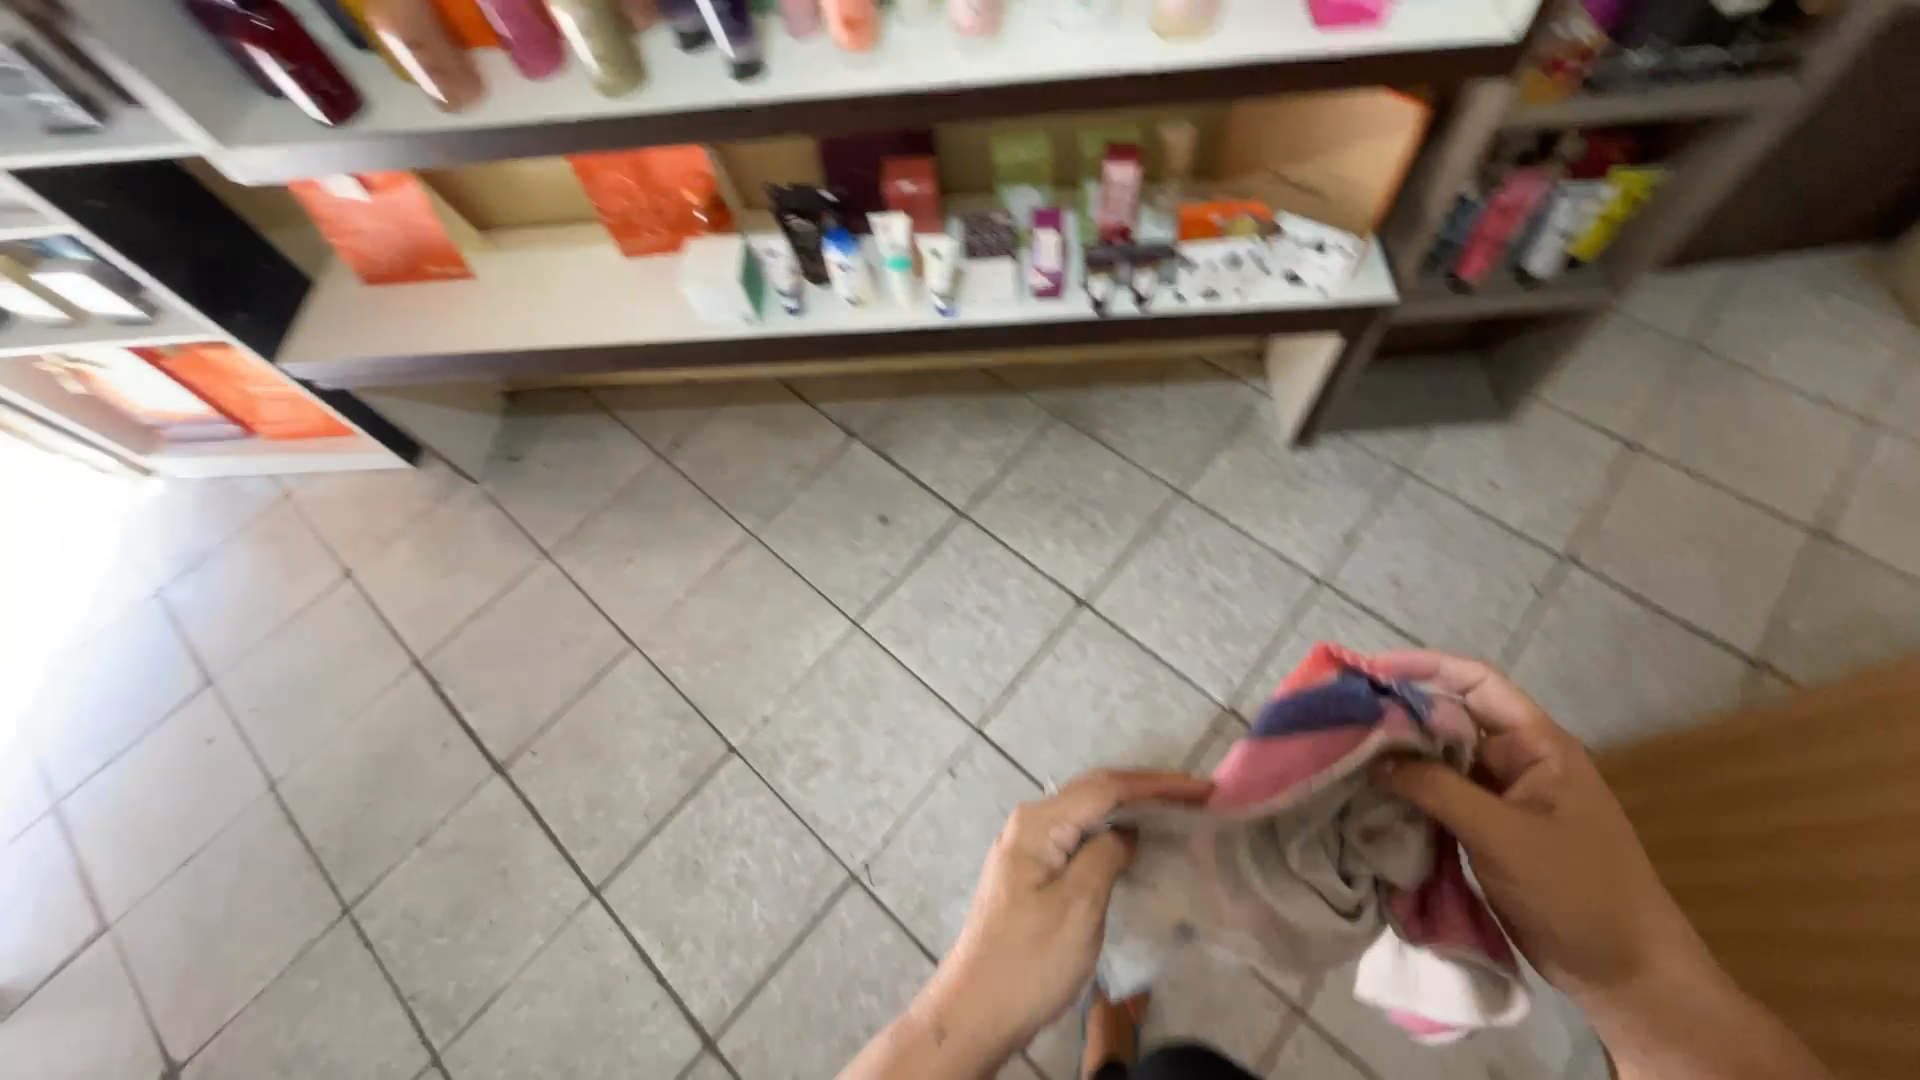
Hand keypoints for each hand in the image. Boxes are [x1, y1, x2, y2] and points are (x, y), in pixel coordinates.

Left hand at [913, 768, 1212, 1066]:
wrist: (977, 1009)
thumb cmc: (1030, 960)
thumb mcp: (1078, 905)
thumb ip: (1106, 855)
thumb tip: (1127, 831)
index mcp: (1037, 823)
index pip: (1105, 787)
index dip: (1156, 784)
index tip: (1202, 789)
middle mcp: (1029, 823)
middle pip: (1095, 791)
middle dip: (1147, 788)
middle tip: (1197, 795)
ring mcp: (1028, 845)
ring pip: (1088, 811)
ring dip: (1131, 806)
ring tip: (1176, 809)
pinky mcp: (1032, 869)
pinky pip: (1079, 834)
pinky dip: (1113, 829)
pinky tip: (1136, 839)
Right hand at [1364, 650, 1709, 1008]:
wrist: (1624, 973)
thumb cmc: (1578, 892)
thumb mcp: (1503, 835)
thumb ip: (1437, 789)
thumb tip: (1373, 758)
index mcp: (1537, 745)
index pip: (1477, 683)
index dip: (1425, 667)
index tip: (1370, 671)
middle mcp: (1516, 760)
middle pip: (1449, 717)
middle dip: (1398, 711)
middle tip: (1342, 712)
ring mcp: (1500, 795)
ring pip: (1438, 757)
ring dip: (1397, 752)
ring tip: (1344, 747)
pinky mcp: (1484, 827)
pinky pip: (1436, 793)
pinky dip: (1405, 788)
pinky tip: (1369, 790)